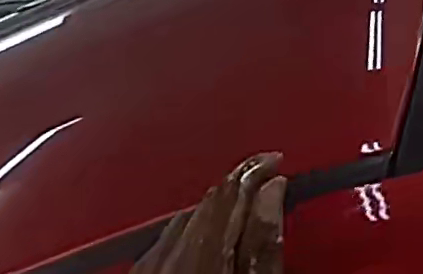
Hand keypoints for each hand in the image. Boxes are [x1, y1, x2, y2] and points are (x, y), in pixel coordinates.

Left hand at [131, 153, 285, 273]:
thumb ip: (264, 236)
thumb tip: (274, 186)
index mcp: (200, 244)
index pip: (231, 184)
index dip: (257, 166)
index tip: (276, 159)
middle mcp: (166, 249)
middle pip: (208, 198)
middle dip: (238, 188)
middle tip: (264, 185)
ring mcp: (146, 265)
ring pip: (184, 218)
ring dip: (212, 210)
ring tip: (236, 217)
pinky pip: (162, 242)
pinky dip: (185, 234)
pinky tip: (199, 243)